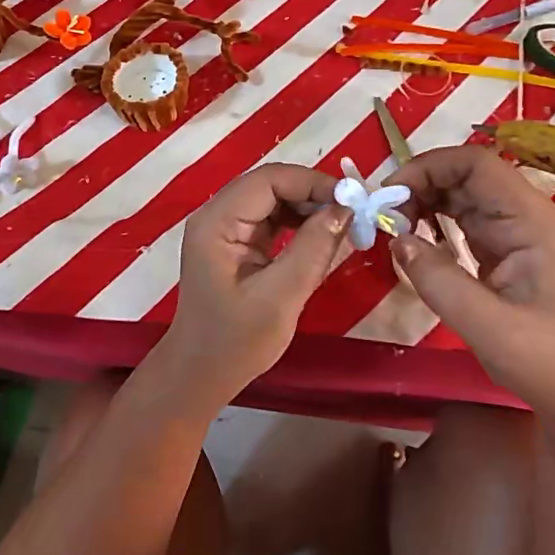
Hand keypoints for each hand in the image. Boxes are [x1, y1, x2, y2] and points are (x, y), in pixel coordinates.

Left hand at [163, 164, 349, 401]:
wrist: (201, 373)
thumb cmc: (236, 341)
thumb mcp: (280, 297)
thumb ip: (313, 248)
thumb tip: (345, 209)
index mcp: (216, 222)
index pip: (268, 180)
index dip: (312, 183)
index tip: (353, 201)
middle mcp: (216, 216)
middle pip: (270, 185)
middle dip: (313, 194)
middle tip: (354, 213)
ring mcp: (224, 229)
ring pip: (272, 200)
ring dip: (308, 207)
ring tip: (344, 224)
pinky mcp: (235, 243)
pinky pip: (270, 219)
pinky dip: (298, 223)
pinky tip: (322, 236)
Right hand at [386, 146, 554, 437]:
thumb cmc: (553, 365)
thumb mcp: (486, 325)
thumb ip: (437, 278)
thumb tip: (396, 241)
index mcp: (533, 222)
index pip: (475, 165)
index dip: (427, 168)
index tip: (388, 198)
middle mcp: (529, 220)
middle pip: (468, 178)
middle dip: (421, 187)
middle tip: (383, 219)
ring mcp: (522, 240)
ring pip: (466, 202)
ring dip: (427, 207)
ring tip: (394, 231)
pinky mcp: (513, 261)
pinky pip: (469, 229)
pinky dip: (438, 229)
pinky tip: (416, 246)